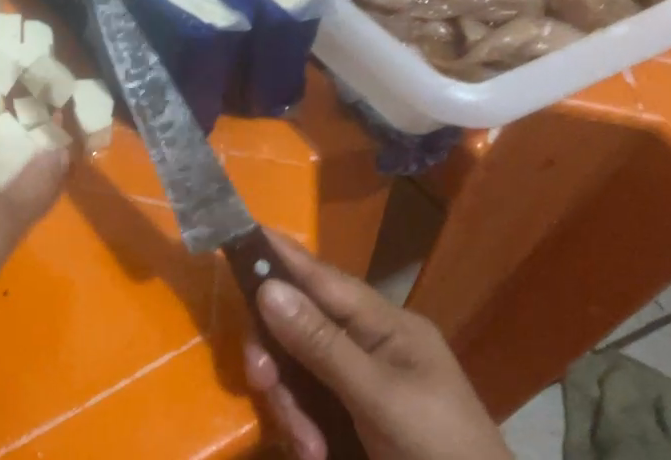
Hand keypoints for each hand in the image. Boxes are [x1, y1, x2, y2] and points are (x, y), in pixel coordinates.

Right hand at [243, 236, 510, 459]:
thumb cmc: (442, 449)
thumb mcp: (382, 398)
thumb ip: (323, 344)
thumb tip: (265, 286)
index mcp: (385, 325)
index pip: (318, 274)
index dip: (273, 253)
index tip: (228, 233)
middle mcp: (365, 342)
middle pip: (292, 323)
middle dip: (273, 355)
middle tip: (262, 383)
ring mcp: (355, 378)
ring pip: (291, 366)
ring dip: (288, 403)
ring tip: (305, 445)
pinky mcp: (347, 412)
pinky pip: (303, 399)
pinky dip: (300, 424)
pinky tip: (310, 451)